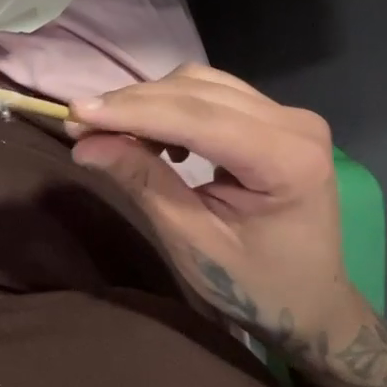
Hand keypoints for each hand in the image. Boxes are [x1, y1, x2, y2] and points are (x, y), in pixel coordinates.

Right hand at [67, 65, 366, 346]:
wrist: (311, 302)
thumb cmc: (255, 284)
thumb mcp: (192, 240)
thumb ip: (144, 182)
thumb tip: (85, 144)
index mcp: (288, 161)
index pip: (196, 118)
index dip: (132, 111)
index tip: (75, 113)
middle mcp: (294, 124)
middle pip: (194, 92)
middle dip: (130, 104)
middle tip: (78, 125)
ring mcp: (287, 115)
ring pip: (197, 84)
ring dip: (146, 101)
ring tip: (109, 131)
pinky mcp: (274, 116)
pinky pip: (209, 92)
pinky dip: (169, 105)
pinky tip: (152, 136)